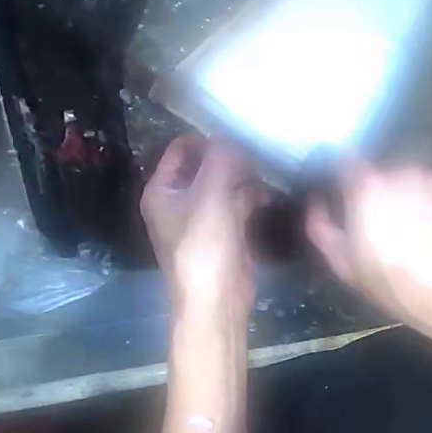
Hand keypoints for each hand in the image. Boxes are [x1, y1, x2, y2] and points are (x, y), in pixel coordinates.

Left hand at [141, 137, 260, 317]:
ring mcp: (201, 217)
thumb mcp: (212, 193)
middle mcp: (177, 200)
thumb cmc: (205, 244)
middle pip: (205, 165)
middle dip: (231, 157)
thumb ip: (222, 157)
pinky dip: (251, 197)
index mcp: (162, 190)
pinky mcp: (222, 232)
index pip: (181, 149)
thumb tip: (232, 133)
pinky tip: (268, 195)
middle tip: (258, 149)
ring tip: (267, 170)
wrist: (216, 300)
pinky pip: (236, 204)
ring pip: (224, 183)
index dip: (206, 138)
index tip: (237, 132)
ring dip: (244, 177)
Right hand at [305, 163, 431, 338]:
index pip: (343, 159)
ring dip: (399, 201)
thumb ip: (322, 229)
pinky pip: (428, 195)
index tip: (334, 191)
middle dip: (371, 195)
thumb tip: (317, 204)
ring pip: (404, 185)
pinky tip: (429, 237)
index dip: (336, 172)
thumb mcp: (347, 267)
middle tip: (372, 229)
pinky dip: (424, 208)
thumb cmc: (399, 284)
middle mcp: (400, 173)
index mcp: (368, 187)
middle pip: (375, 176)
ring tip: (405, 237)